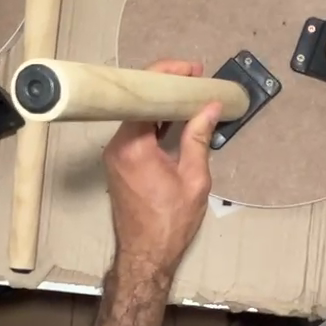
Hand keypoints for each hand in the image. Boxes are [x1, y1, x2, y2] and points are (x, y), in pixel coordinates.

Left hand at [102, 59, 221, 282]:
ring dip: (161, 103)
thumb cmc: (169, 224)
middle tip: (195, 79)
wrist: (145, 256)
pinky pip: (134, 130)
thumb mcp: (194, 179)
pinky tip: (175, 118)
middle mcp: (116, 146)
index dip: (167, 74)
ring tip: (190, 96)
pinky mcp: (117, 163)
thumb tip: (210, 108)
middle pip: (137, 100)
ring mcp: (114, 155)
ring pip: (135, 114)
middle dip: (167, 85)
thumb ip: (199, 138)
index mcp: (133, 147)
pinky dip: (153, 120)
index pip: (144, 94)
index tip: (192, 70)